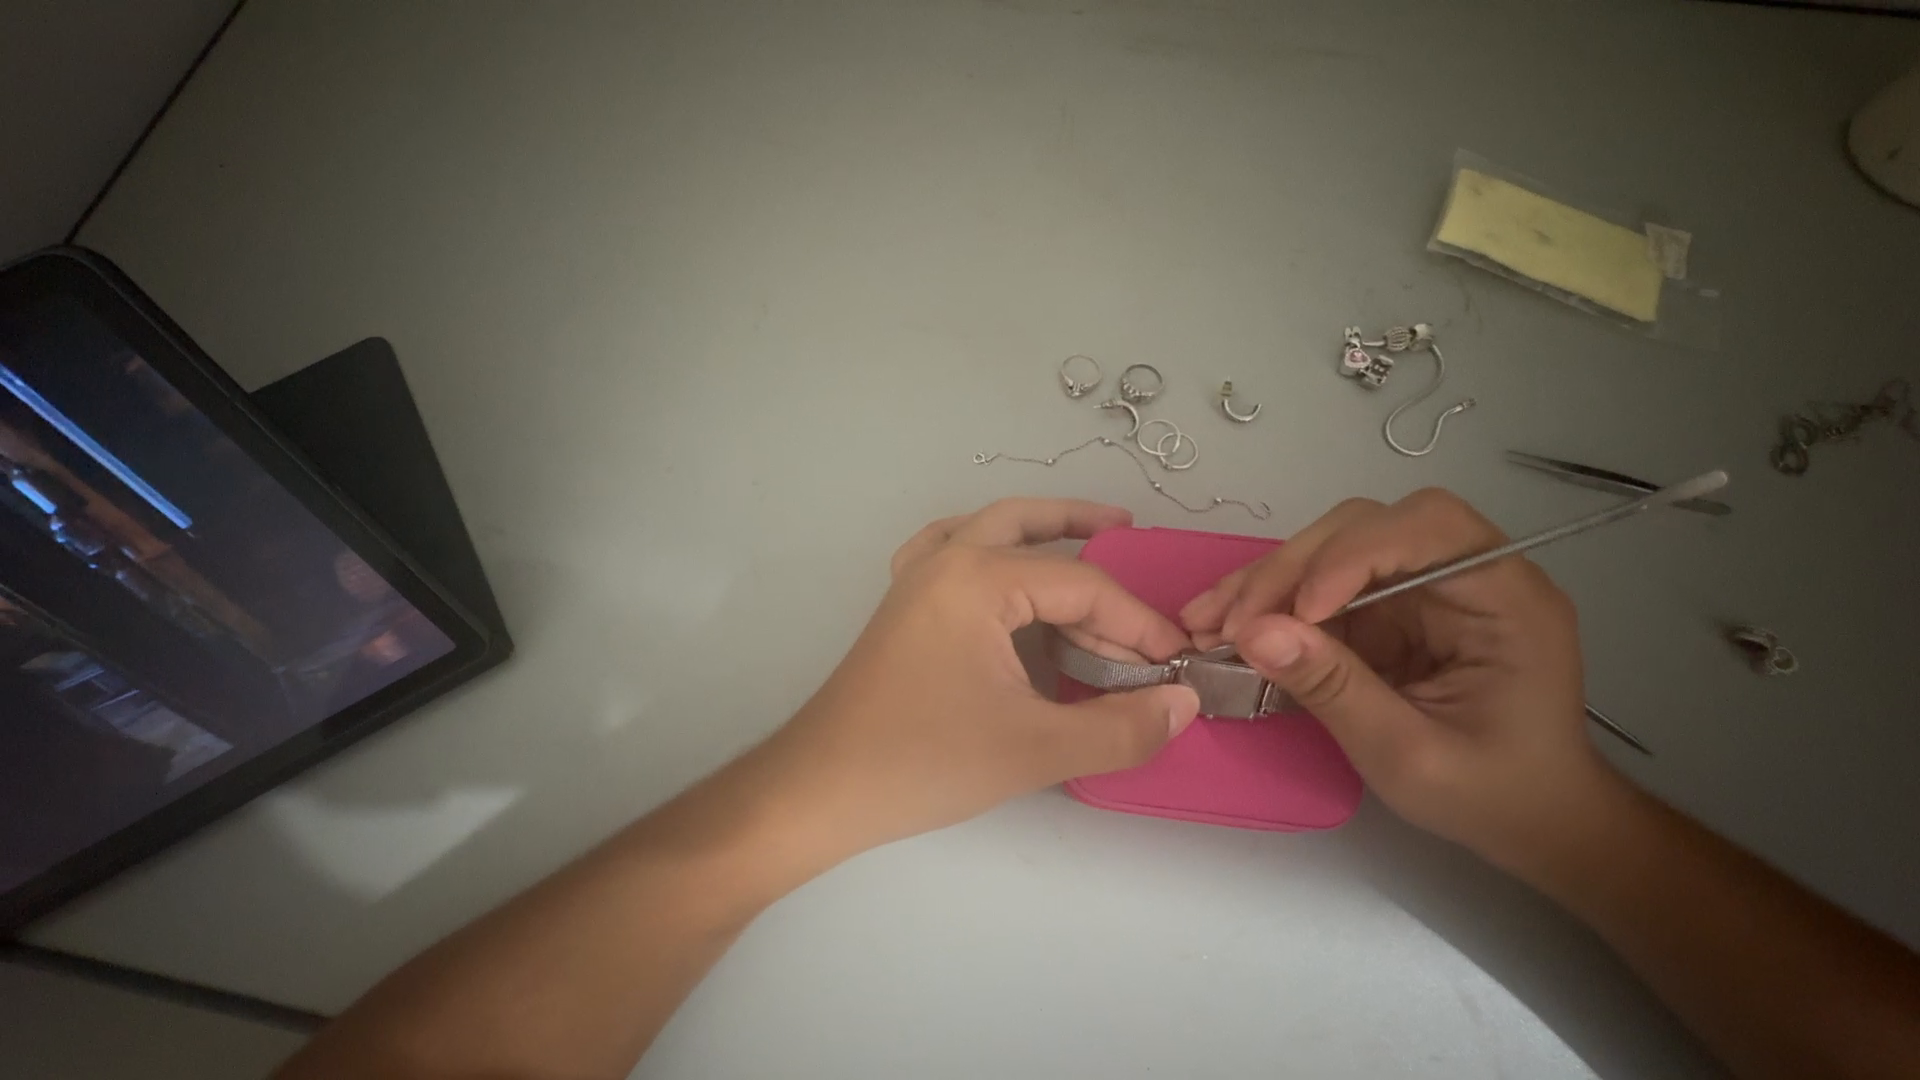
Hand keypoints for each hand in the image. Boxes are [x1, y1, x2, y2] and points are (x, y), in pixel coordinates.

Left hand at [758, 499, 1200, 860]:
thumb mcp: (1035, 749)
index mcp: (978, 577)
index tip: (1176, 664)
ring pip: (990, 531)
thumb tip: (1185, 704)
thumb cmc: (924, 761)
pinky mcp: (904, 606)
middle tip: (1136, 549)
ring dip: (1040, 532)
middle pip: (1032, 530)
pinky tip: (1008, 575)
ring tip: (1091, 539)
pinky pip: (954, 553)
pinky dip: (991, 552)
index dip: (1138, 624)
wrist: (821, 788)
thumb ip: (1121, 727)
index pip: (1083, 586)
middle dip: (1089, 538)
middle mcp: (945, 560)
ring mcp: (916, 579)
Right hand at [1180, 490, 1622, 867]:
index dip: (1353, 555)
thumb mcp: (1410, 756)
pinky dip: (1267, 604)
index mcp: (1504, 598)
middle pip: (1364, 527)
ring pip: (1329, 549)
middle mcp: (1461, 574)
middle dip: (1291, 569)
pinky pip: (1315, 585)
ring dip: (1265, 582)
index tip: (1299, 613)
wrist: (1527, 819)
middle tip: (1230, 622)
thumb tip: (1253, 633)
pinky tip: (1223, 626)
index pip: (1426, 529)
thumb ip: (1335, 690)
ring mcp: (1418, 587)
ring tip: (1206, 622)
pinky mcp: (1384, 607)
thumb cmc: (1491, 795)